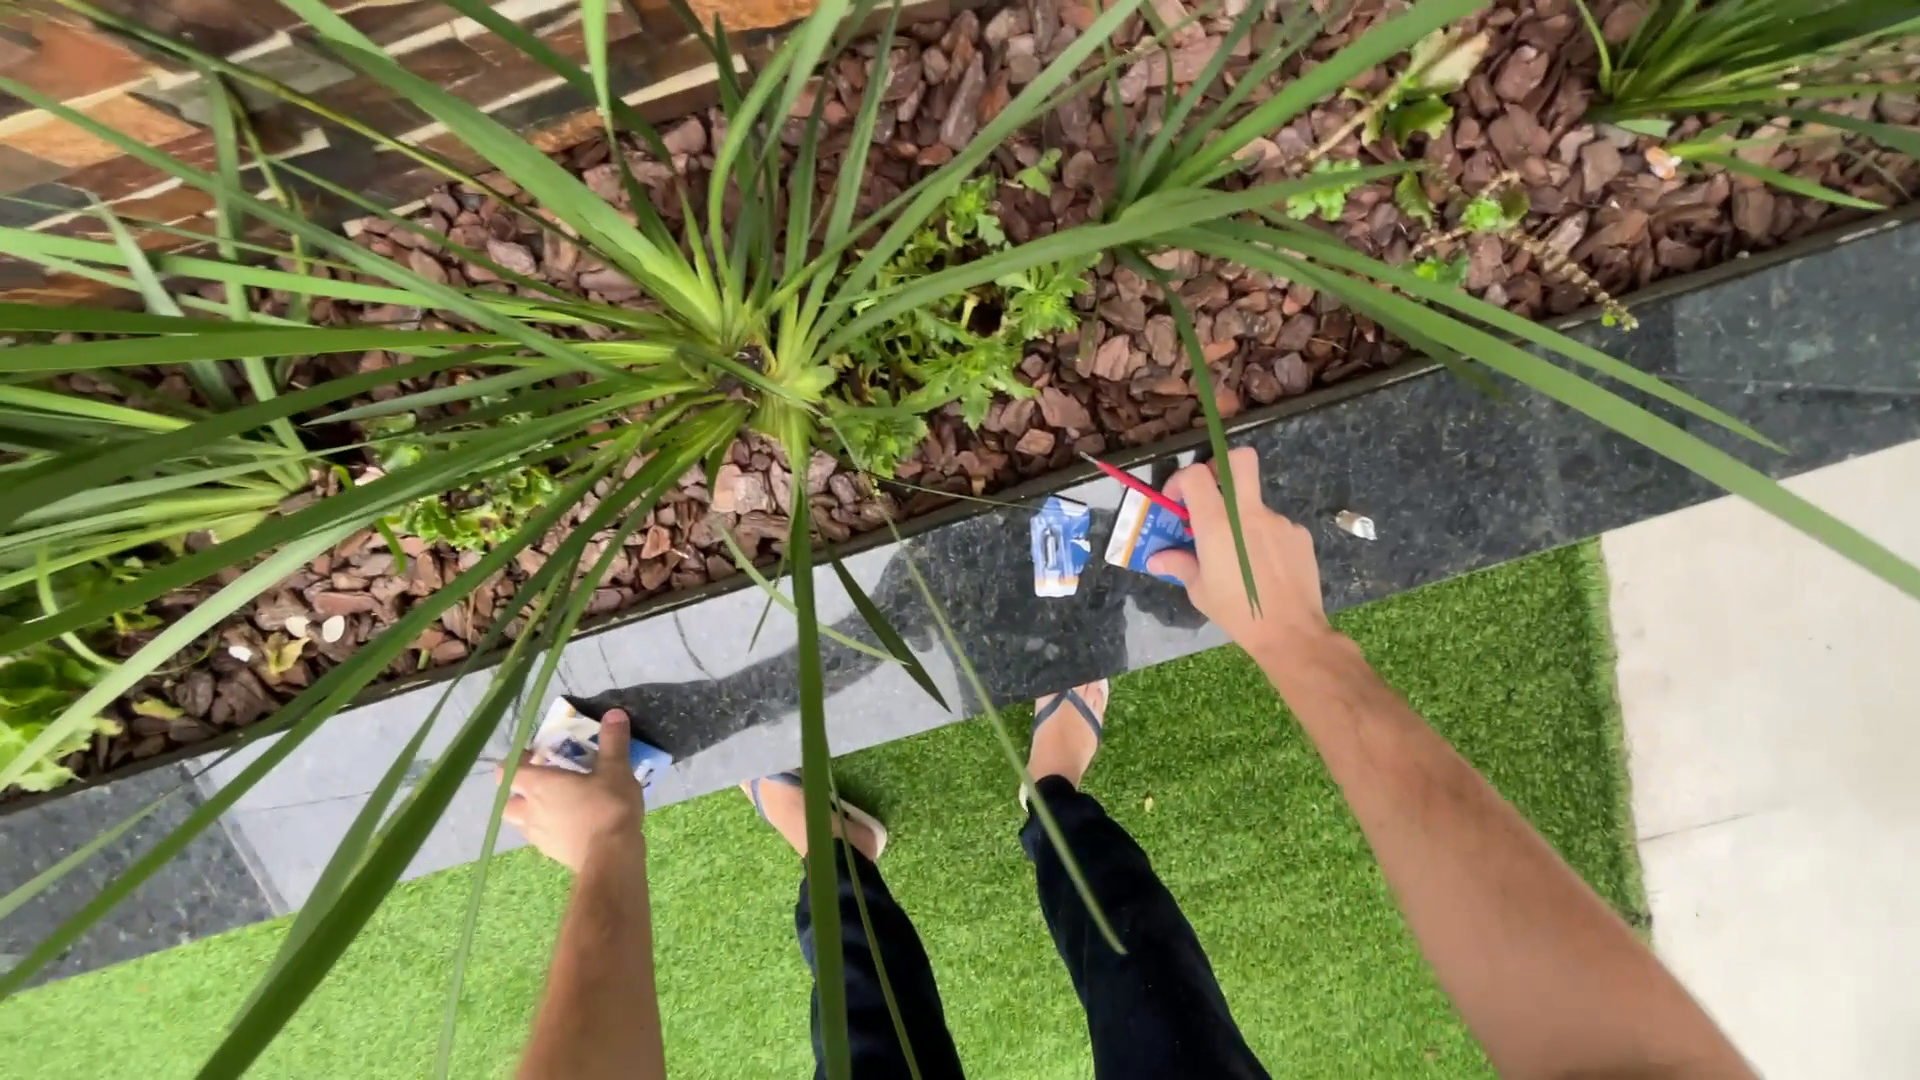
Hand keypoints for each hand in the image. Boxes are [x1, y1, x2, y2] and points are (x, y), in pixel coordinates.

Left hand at [499, 709, 644, 872]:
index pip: (508, 772)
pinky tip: (573, 823)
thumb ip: (613, 741)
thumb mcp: (616, 769)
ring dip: (533, 811)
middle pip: (508, 800)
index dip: (517, 761)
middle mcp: (530, 810)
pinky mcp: (551, 852)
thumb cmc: (607, 807)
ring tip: (559, 803)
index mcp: (540, 786)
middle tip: (546, 781)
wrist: (610, 857)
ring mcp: (538, 835)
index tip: (537, 755)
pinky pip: (541, 836)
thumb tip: (614, 713)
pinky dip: (550, 827)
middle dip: (520, 790)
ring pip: (522, 821)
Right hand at [1146, 447, 1337, 666]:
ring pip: (1254, 502)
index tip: (1176, 501)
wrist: (1290, 631)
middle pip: (1239, 460)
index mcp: (1218, 524)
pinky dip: (1263, 538)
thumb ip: (1179, 565)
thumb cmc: (1236, 611)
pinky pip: (1273, 526)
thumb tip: (1157, 559)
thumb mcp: (1199, 590)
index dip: (1180, 479)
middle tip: (1211, 490)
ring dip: (1241, 517)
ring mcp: (1279, 522)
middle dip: (1220, 465)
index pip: (1196, 476)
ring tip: (1239, 554)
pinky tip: (1263, 566)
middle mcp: (1249, 514)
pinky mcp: (1299, 535)